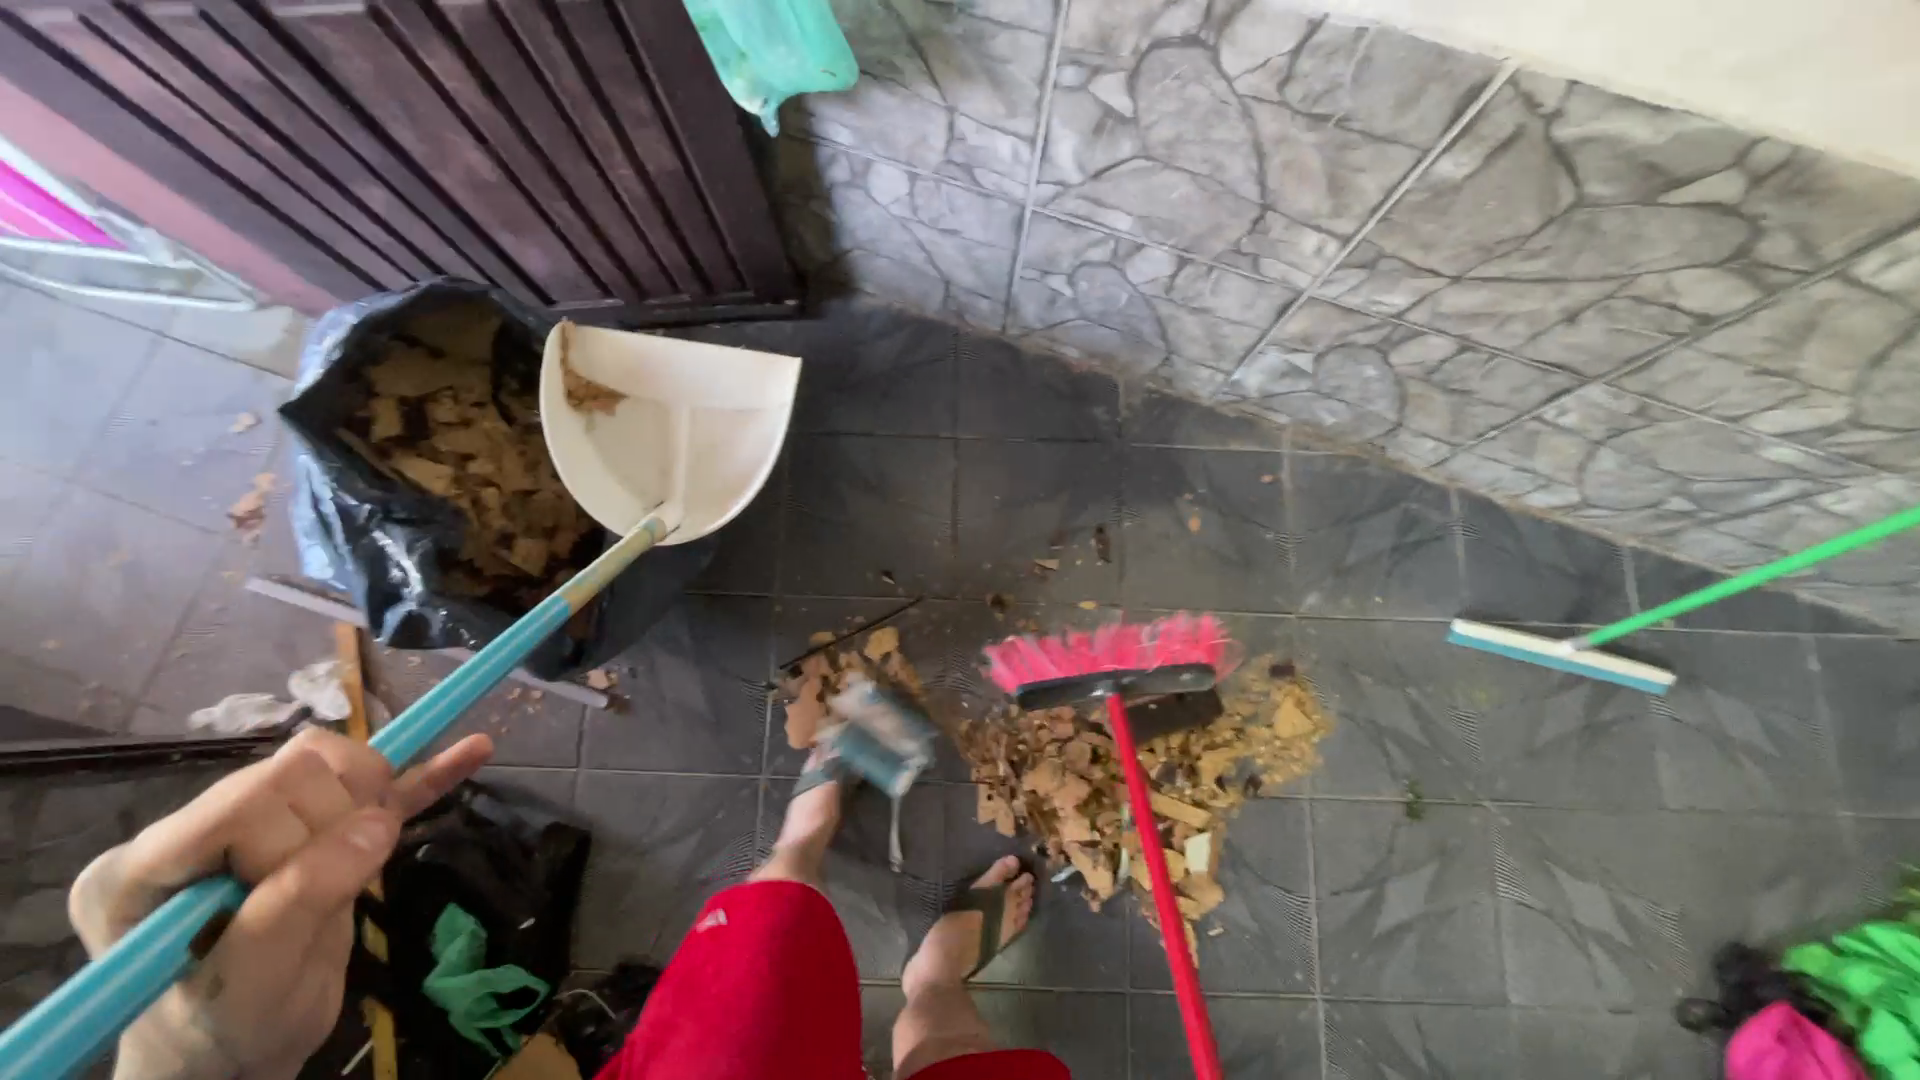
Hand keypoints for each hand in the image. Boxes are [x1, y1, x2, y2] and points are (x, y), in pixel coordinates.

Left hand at [68, 727, 493, 1079]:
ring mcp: (256, 821)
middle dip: (337, 823)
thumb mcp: (253, 983)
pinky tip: (474, 751)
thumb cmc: (226, 1028)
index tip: (304, 895)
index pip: (248, 796)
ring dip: (372, 804)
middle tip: (339, 885)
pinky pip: (375, 784)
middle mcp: (192, 828)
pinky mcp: (314, 827)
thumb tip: (379, 824)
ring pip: (334, 764)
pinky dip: (426, 772)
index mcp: (145, 864)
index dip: (297, 835)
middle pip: (295, 774)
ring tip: (370, 858)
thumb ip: (298, 902)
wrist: (238, 1054)